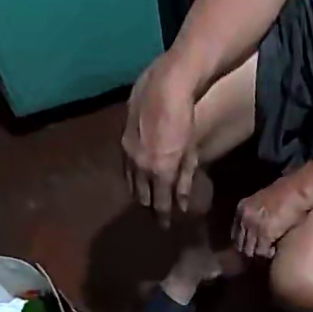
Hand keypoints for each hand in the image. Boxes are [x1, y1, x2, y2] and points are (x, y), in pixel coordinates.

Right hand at [122, 55, 201, 225]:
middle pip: (142, 196)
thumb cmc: (185, 120)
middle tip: (155, 213)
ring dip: (138, 192)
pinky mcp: (122, 138)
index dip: (162, 217)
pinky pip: (125, 165)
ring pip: (130, 182)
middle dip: (149, 206)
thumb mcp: (190, 153)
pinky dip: (131, 175)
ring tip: (145, 198)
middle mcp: (140, 166)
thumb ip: (184, 180)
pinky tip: (137, 176)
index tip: (164, 225)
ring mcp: (128, 152)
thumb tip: (181, 204)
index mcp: (160, 172)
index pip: (159, 204)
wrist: (166, 85)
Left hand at [232, 173, 312, 257]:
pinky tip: (275, 250)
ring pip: (250, 250)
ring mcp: (254, 226)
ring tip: (268, 252)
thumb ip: (256, 212)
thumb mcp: (263, 200)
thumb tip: (258, 227)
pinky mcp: (265, 234)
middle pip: (240, 244)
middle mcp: (244, 218)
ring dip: (259, 253)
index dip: (243, 242)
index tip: (252, 246)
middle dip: (250, 250)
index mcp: (242, 208)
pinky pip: (262, 252)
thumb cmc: (285, 193)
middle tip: (260, 252)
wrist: (297, 190)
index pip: (235, 233)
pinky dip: (268, 254)